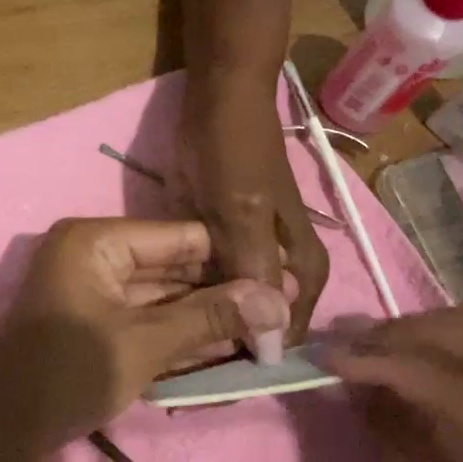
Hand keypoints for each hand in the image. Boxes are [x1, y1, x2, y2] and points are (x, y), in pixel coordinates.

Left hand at [0, 219, 289, 451]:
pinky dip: (181, 331)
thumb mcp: (146, 344)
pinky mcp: (93, 318)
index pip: (182, 237)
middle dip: (225, 292)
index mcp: (95, 239)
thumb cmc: (70, 375)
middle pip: (174, 265)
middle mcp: (92, 251)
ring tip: (269, 333)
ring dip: (208, 315)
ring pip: (164, 294)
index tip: (290, 284)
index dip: (236, 262)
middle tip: (286, 314)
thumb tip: (280, 298)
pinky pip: (146, 315)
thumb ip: (212, 317)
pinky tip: (229, 347)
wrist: (5, 431)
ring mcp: (91, 285)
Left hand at [182, 75, 329, 359]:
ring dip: (210, 306)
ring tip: (183, 344)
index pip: (297, 299)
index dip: (285, 331)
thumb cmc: (234, 151)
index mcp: (289, 246)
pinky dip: (187, 282)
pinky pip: (199, 260)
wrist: (215, 93)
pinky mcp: (205, 215)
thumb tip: (272, 340)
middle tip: (214, 365)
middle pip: (259, 294)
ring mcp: (234, 226)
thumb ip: (254, 270)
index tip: (262, 368)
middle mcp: (266, 241)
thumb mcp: (242, 214)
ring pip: (225, 280)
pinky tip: (165, 303)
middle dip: (241, 326)